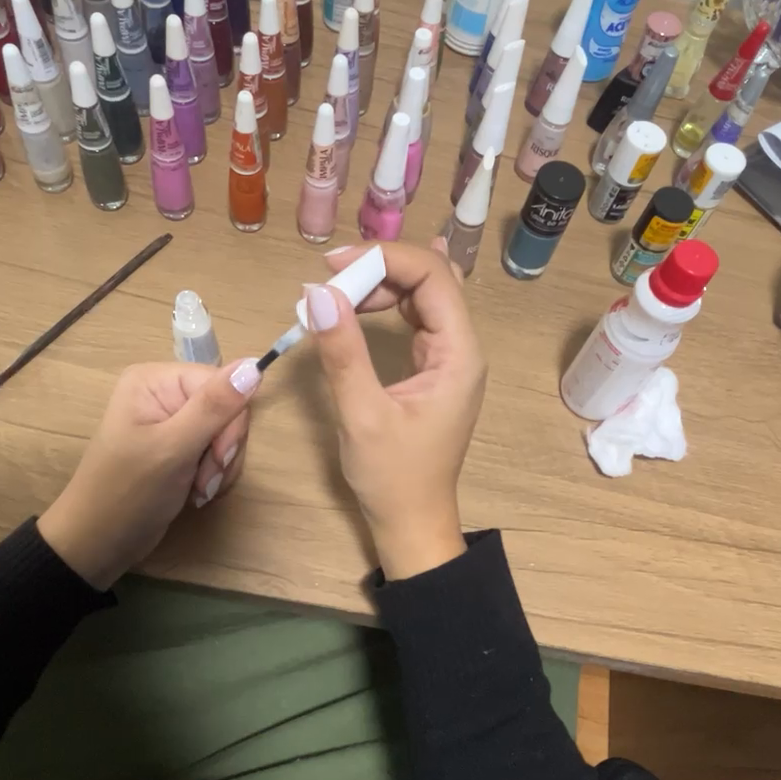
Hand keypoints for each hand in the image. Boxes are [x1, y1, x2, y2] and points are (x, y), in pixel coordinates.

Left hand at [37, 359, 259, 588]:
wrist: (100, 543)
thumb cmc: (128, 493)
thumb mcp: (173, 448)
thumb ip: (215, 407)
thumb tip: (254, 365)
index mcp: (156, 380)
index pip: (222, 384)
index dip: (230, 423)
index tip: (219, 459)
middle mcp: (165, 394)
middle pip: (228, 410)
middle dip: (223, 451)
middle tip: (205, 482)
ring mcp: (173, 422)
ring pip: (227, 435)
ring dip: (220, 469)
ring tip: (198, 491)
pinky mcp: (180, 448)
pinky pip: (217, 452)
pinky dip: (215, 476)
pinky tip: (197, 493)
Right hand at [308, 239, 483, 578]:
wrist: (412, 521)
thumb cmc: (393, 477)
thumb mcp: (362, 414)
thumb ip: (343, 352)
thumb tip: (317, 294)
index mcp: (459, 355)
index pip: (432, 276)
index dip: (384, 258)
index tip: (332, 266)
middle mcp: (463, 349)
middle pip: (431, 279)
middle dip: (380, 268)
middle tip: (328, 281)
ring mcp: (451, 359)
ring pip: (424, 296)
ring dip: (382, 285)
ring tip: (337, 293)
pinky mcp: (435, 370)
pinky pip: (418, 319)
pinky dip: (389, 304)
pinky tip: (370, 295)